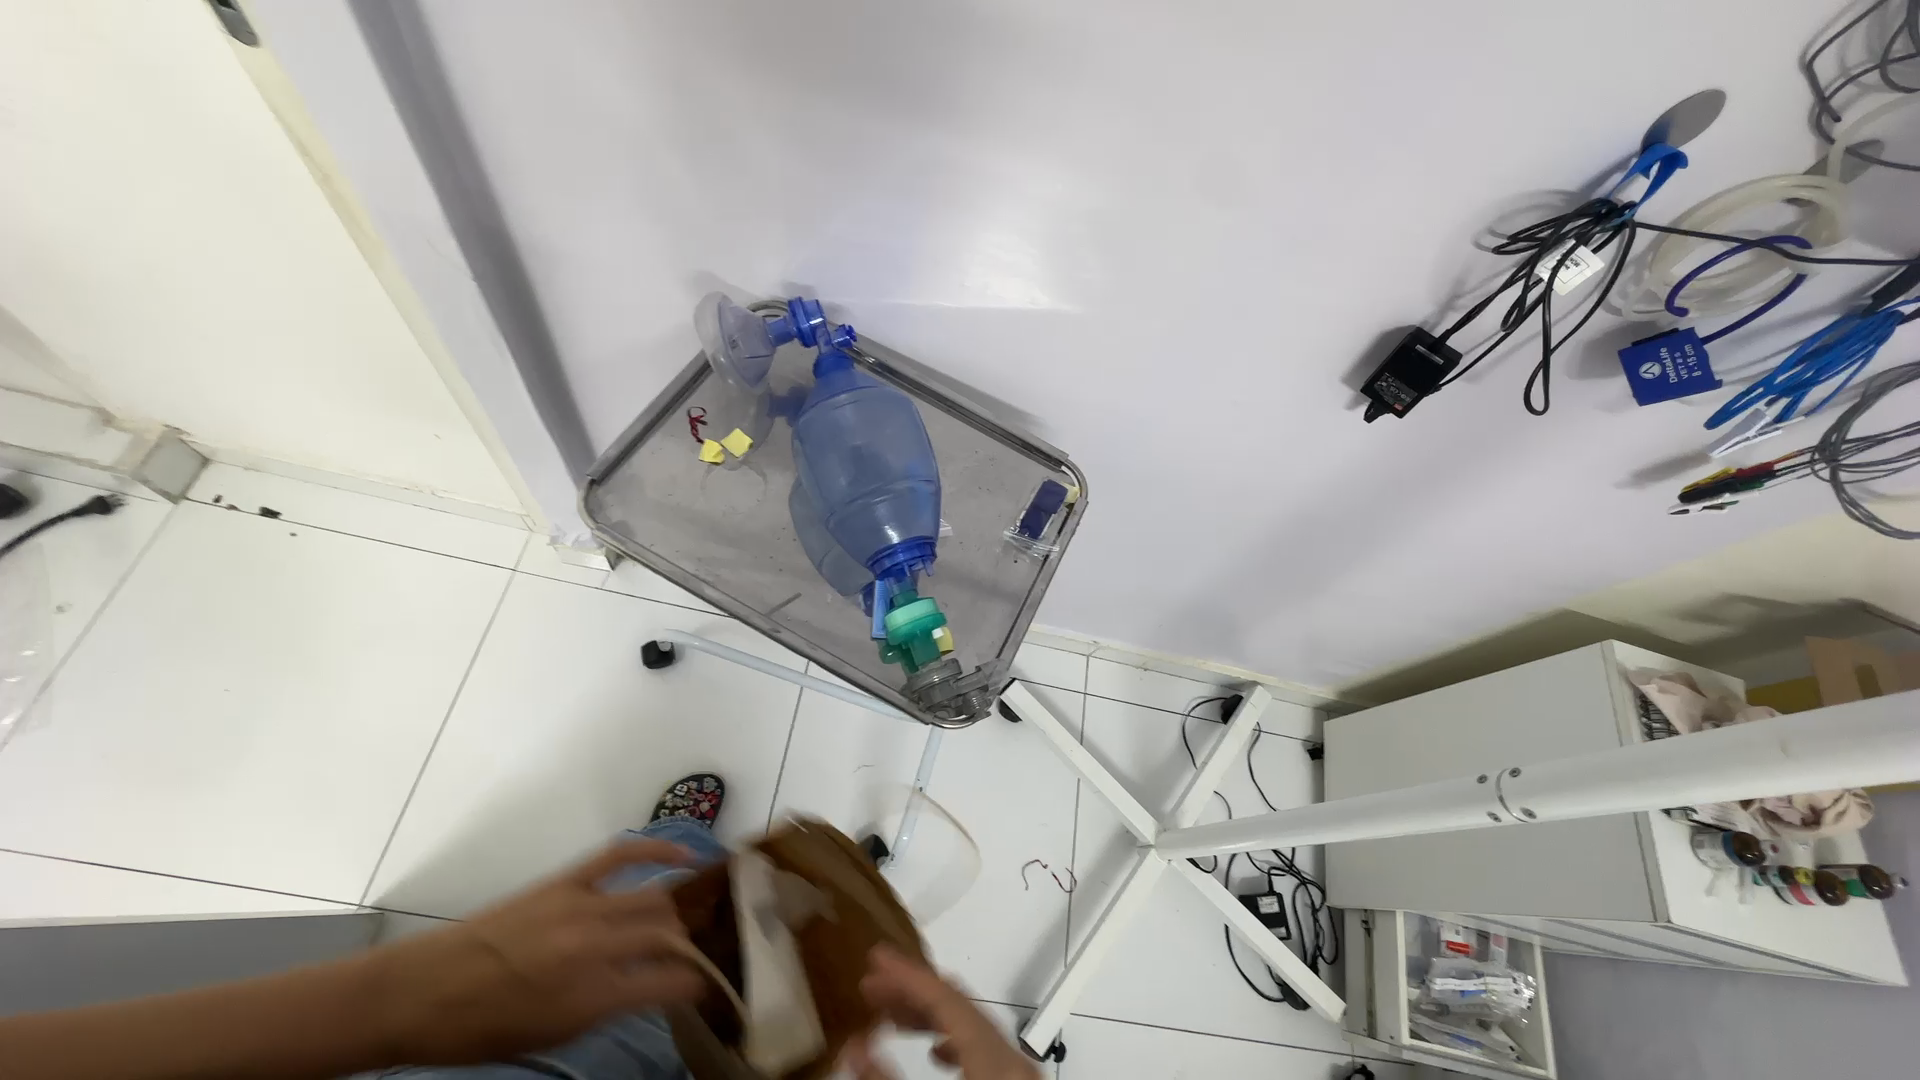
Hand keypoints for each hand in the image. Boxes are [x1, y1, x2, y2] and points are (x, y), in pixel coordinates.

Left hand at [361, 838, 706, 1064]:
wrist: (421, 991)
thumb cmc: (484, 1029)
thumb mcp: (555, 1033)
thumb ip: (610, 1006)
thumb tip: (652, 985)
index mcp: (594, 995)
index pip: (671, 981)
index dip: (696, 984)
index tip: (706, 988)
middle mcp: (597, 947)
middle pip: (668, 935)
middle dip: (688, 945)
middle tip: (693, 953)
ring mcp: (584, 907)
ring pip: (655, 899)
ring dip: (677, 911)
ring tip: (691, 915)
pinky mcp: (568, 880)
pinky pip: (623, 854)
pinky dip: (658, 851)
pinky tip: (685, 856)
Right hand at [842, 945, 1039, 1079]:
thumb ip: (887, 1074)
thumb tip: (852, 1044)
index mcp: (994, 1055)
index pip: (945, 997)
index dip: (907, 972)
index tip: (875, 953)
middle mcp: (1012, 1054)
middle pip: (960, 1005)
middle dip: (913, 990)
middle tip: (871, 986)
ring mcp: (1019, 1069)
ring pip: (973, 1025)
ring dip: (931, 1014)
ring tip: (892, 1015)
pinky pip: (985, 1046)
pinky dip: (955, 1037)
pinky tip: (935, 1050)